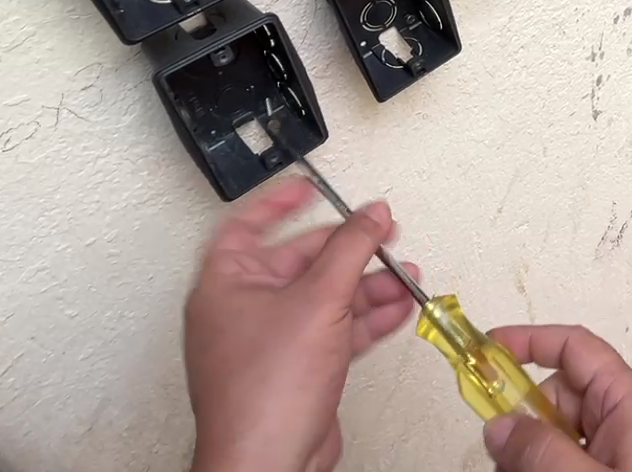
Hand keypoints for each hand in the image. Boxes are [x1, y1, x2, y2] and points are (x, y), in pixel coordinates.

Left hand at [184, 177, 420, 471]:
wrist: (272, 465)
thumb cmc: (265, 392)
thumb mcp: (320, 297)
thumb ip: (353, 247)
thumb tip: (373, 214)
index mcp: (228, 284)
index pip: (247, 225)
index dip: (279, 203)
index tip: (310, 187)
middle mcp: (245, 309)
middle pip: (303, 261)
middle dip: (350, 250)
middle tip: (382, 234)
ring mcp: (271, 340)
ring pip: (326, 295)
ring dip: (368, 285)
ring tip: (403, 276)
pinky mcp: (297, 367)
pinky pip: (336, 327)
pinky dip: (366, 316)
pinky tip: (397, 308)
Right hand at [481, 325, 631, 470]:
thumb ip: (541, 452)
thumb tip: (497, 424)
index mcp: (624, 400)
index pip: (574, 348)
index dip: (529, 341)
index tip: (485, 353)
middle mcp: (621, 421)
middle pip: (558, 402)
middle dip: (523, 426)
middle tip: (498, 465)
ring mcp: (619, 457)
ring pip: (558, 442)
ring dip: (532, 462)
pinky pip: (571, 467)